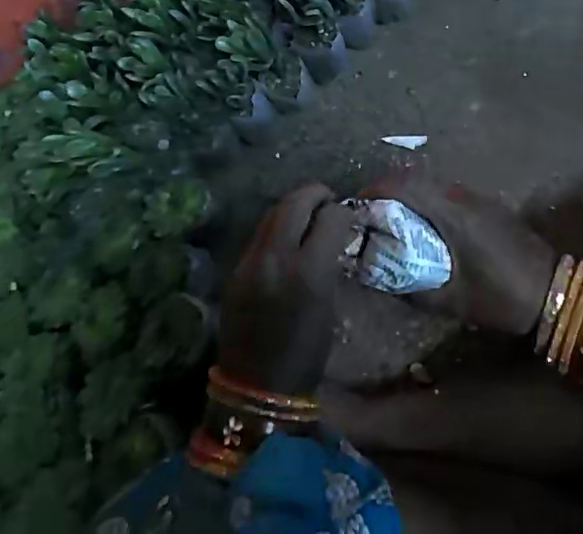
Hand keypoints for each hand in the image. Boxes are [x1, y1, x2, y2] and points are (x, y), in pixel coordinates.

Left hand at [217, 184, 354, 395]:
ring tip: (309, 212)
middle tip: (328, 199)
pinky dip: (277, 225)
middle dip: (315, 194)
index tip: (347, 215)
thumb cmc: (306, 352)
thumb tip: (332, 230)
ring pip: (273, 213)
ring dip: (294, 206)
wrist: (257, 387)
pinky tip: (288, 235)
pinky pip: (260, 233)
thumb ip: (328, 260)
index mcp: (308, 272)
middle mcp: (276, 258)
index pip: (329, 217)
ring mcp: (250, 261)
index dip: (342, 211)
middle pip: (295, 203)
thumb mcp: (329, 303)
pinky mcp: (235, 269)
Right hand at [361, 171, 558, 335]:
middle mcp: (464, 197)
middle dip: (389, 191)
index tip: (357, 204)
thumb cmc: (502, 297)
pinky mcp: (488, 207)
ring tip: (392, 221)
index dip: (377, 189)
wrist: (556, 292)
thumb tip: (378, 278)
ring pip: (434, 184)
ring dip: (410, 195)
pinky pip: (448, 194)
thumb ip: (412, 288)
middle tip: (370, 215)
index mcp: (453, 214)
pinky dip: (428, 202)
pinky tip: (424, 227)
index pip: (407, 184)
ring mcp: (479, 199)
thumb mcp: (453, 300)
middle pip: (418, 178)